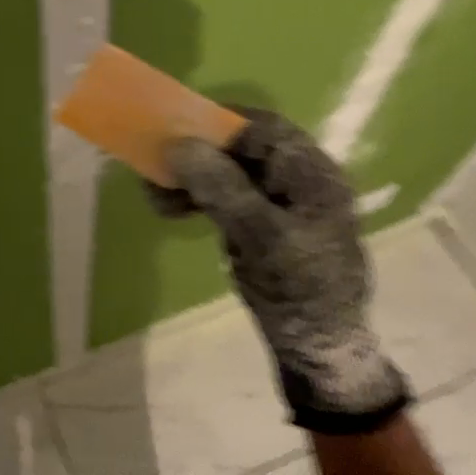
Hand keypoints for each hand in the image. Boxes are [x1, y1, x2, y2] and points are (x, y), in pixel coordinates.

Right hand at [150, 107, 410, 433]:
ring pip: (227, 172)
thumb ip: (222, 187)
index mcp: (311, 174)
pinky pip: (224, 198)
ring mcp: (278, 204)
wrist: (320, 355)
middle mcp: (297, 180)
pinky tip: (171, 209)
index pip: (264, 128)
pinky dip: (197, 198)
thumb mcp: (261, 237)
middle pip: (241, 148)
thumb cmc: (300, 290)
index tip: (175, 126)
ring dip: (191, 177)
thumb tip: (180, 144)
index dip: (220, 121)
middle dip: (197, 153)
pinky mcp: (261, 226)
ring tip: (156, 194)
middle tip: (157, 165)